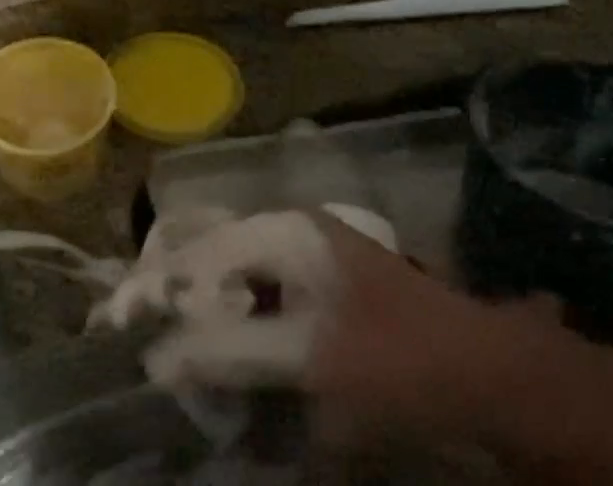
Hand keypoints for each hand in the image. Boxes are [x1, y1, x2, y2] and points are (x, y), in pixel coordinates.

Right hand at [103, 208, 570, 438]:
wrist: (496, 380)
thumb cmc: (401, 358)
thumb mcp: (311, 357)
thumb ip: (228, 352)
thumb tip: (155, 360)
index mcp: (282, 231)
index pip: (194, 252)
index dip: (153, 288)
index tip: (117, 325)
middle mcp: (286, 233)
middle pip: (203, 258)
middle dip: (166, 298)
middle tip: (132, 336)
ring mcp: (302, 261)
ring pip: (225, 280)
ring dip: (194, 314)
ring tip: (163, 350)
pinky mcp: (315, 292)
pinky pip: (252, 300)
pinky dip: (227, 325)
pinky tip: (213, 356)